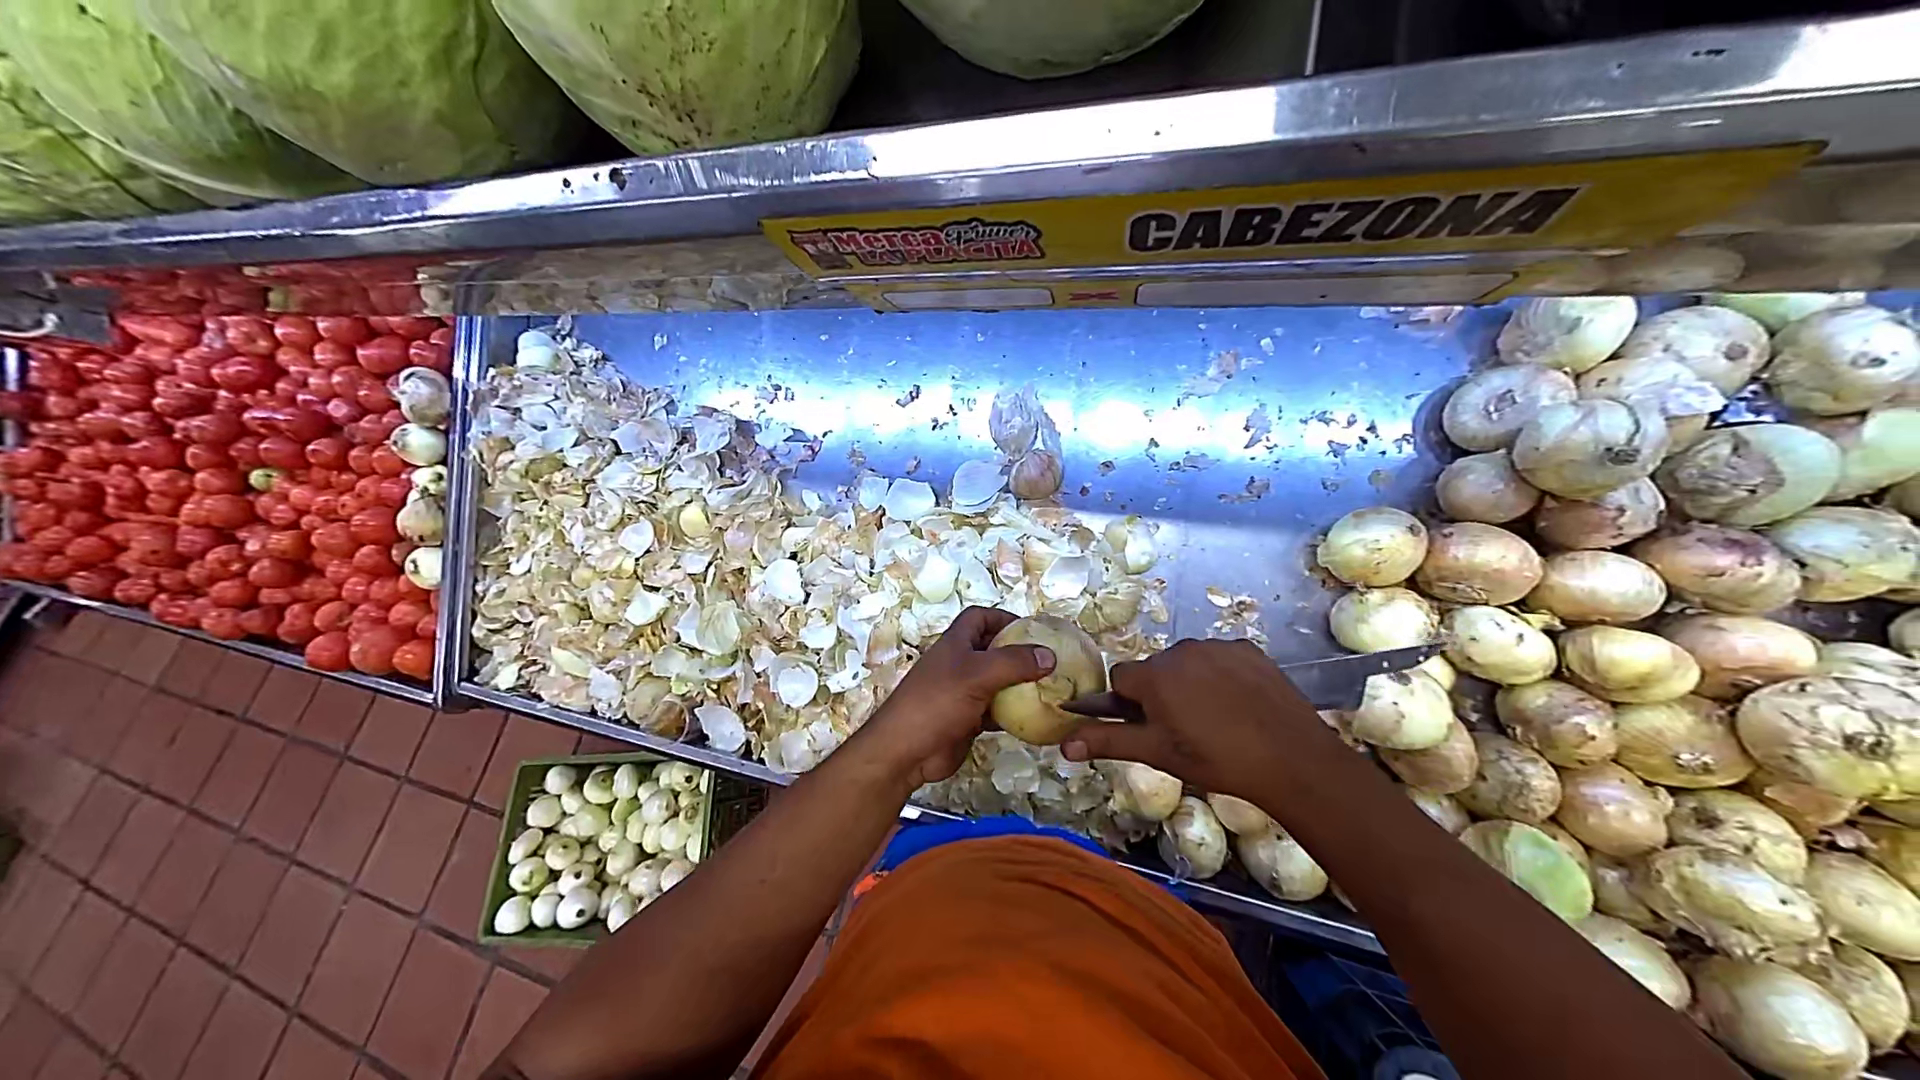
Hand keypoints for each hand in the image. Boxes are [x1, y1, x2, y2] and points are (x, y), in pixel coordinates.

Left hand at [854, 606, 1055, 789]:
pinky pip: (996, 710)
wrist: (906, 752)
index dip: (1003, 617)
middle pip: (991, 649)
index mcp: (955, 643)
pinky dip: (1013, 712)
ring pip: (996, 682)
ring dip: (1018, 684)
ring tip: (1047, 688)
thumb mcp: (977, 675)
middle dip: (1018, 653)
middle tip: (1048, 661)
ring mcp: (962, 693)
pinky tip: (1033, 718)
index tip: (1031, 629)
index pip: (979, 617)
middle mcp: (958, 664)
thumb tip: (1049, 655)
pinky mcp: (967, 719)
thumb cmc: (936, 703)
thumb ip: (1013, 663)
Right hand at [1059, 638, 1331, 799]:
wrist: (1292, 759)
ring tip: (1214, 719)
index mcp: (1154, 675)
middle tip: (1183, 729)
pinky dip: (1220, 675)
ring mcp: (1217, 646)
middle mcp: (1181, 650)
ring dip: (1189, 683)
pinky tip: (1238, 704)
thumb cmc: (1216, 760)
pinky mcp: (1247, 649)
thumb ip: (1108, 742)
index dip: (1130, 704)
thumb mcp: (1157, 753)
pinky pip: (1218, 657)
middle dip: (1160, 693)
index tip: (1150, 727)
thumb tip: (1064, 744)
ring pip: (1186, 662)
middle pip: (1154, 669)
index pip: (1121, 679)